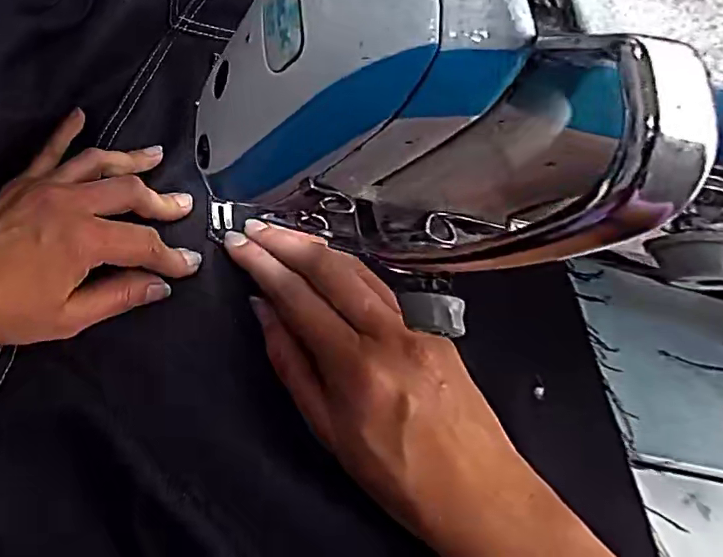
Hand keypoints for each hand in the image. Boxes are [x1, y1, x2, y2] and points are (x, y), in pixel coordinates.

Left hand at [0, 109, 200, 348]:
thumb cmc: (2, 310)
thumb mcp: (65, 317)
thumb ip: (116, 297)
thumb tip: (158, 286)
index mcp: (85, 241)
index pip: (142, 243)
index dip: (170, 255)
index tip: (189, 263)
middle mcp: (73, 204)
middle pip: (129, 194)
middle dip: (161, 201)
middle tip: (183, 204)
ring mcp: (47, 186)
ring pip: (99, 163)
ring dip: (130, 159)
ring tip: (155, 154)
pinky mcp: (24, 180)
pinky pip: (51, 149)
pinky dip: (67, 130)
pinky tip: (80, 115)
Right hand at [225, 221, 613, 556]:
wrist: (485, 496)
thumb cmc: (402, 479)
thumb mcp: (329, 433)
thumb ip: (291, 365)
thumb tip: (264, 312)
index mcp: (357, 367)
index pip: (297, 296)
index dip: (261, 264)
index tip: (237, 244)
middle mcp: (388, 334)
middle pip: (326, 266)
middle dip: (282, 240)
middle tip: (252, 227)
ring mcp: (415, 322)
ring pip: (354, 265)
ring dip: (312, 244)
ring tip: (280, 233)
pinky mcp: (431, 322)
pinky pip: (378, 280)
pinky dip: (344, 262)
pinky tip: (326, 258)